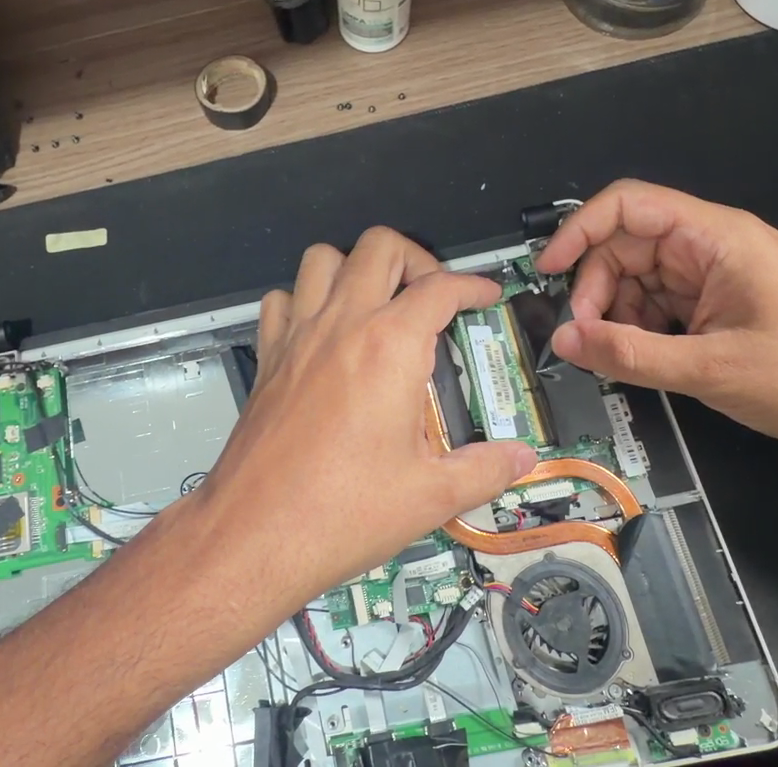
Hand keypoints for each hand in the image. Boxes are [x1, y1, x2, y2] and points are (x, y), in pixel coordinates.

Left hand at [191, 227, 536, 605]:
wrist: (256, 532)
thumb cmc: (342, 512)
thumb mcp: (431, 496)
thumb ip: (485, 469)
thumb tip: (521, 458)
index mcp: (389, 347)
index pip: (440, 288)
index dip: (471, 286)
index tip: (484, 296)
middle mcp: (342, 324)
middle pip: (380, 246)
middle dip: (416, 258)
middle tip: (432, 295)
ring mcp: (298, 335)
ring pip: (322, 257)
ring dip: (355, 266)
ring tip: (378, 301)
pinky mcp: (268, 356)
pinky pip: (281, 300)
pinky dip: (304, 299)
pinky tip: (322, 330)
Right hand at [534, 181, 777, 458]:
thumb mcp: (712, 370)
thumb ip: (629, 354)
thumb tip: (561, 339)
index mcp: (715, 237)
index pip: (627, 205)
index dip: (578, 230)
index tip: (546, 273)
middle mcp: (710, 247)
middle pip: (625, 245)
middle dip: (595, 287)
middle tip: (585, 337)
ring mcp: (715, 276)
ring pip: (637, 278)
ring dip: (617, 313)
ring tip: (620, 357)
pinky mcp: (720, 305)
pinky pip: (659, 304)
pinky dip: (641, 328)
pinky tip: (645, 359)